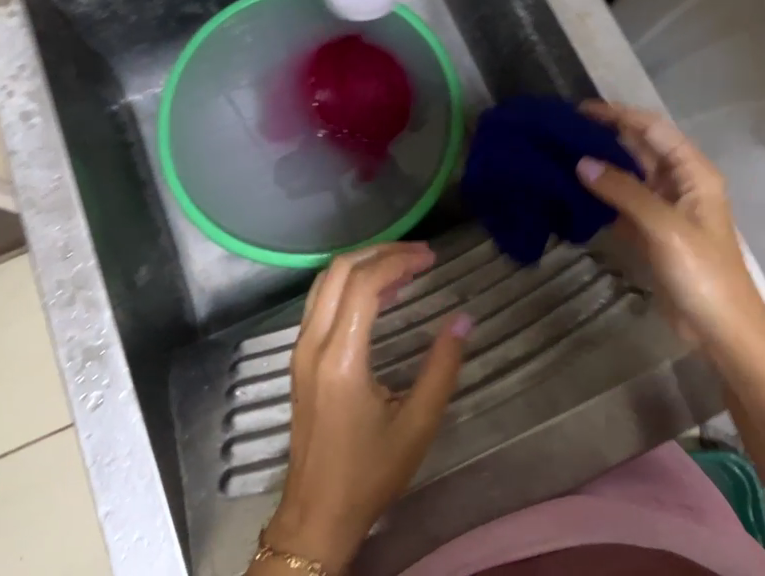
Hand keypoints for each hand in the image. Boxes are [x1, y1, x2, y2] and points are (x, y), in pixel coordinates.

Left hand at [262, 242, 472, 572]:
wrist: (317, 512)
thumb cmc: (369, 473)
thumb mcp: (417, 425)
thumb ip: (442, 368)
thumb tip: (464, 319)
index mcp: (340, 357)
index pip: (363, 284)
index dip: (397, 261)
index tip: (431, 257)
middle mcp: (312, 343)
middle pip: (338, 271)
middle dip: (380, 253)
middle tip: (420, 255)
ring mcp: (300, 349)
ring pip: (324, 282)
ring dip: (362, 265)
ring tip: (405, 268)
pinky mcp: (300, 358)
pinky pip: (321, 302)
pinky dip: (348, 285)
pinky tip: (379, 295)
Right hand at [576, 101, 764, 351]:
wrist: (721, 329)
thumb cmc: (702, 273)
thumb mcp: (664, 227)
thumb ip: (624, 191)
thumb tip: (582, 162)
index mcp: (694, 173)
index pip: (653, 129)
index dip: (619, 115)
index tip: (579, 109)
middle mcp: (679, 184)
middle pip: (640, 148)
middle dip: (605, 136)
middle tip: (561, 130)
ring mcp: (665, 209)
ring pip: (629, 175)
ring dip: (600, 164)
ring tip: (560, 154)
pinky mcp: (651, 233)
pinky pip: (622, 203)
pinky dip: (600, 195)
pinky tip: (572, 191)